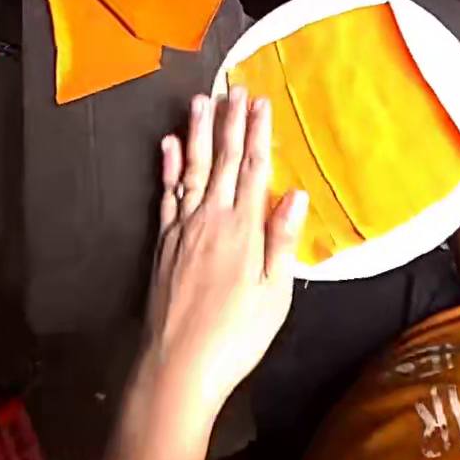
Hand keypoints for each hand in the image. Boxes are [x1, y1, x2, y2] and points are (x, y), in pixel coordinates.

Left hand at [139, 90, 307, 421]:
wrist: (176, 371)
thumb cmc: (236, 336)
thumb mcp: (274, 294)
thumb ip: (282, 239)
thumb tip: (295, 192)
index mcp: (242, 228)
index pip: (253, 168)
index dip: (258, 133)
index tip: (260, 102)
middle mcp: (211, 218)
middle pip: (222, 160)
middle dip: (230, 121)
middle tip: (234, 88)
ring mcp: (183, 228)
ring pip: (191, 168)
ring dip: (196, 133)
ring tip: (200, 101)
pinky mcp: (163, 242)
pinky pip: (166, 194)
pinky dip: (167, 167)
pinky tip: (167, 146)